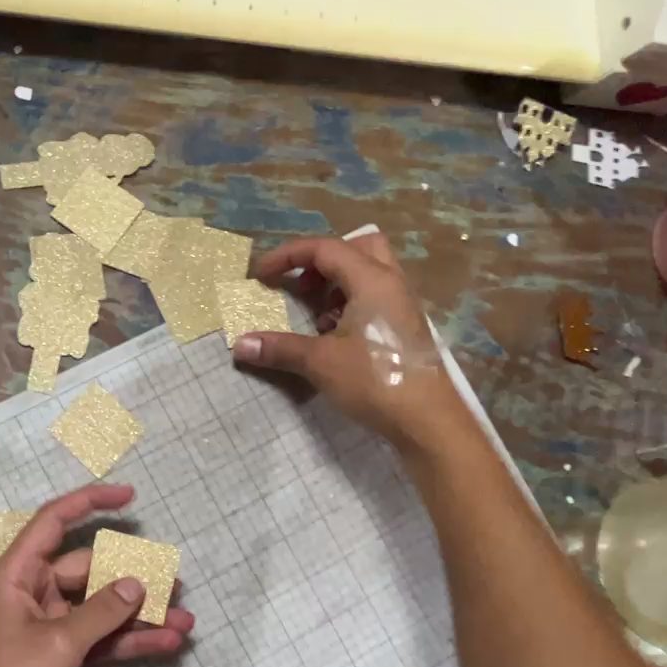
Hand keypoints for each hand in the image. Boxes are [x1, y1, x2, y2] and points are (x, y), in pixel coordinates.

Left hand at [0, 485, 194, 666]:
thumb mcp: (60, 643)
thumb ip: (102, 610)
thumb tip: (138, 583)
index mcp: (18, 574)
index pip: (54, 521)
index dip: (90, 502)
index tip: (129, 496)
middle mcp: (33, 592)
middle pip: (89, 569)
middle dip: (133, 578)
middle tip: (177, 586)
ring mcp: (49, 624)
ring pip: (101, 606)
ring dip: (139, 614)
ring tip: (185, 620)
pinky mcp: (61, 653)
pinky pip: (100, 637)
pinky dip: (129, 640)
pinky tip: (167, 643)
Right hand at [231, 234, 472, 455]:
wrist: (426, 418)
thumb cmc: (375, 380)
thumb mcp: (320, 362)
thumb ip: (280, 348)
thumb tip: (240, 344)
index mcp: (372, 280)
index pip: (325, 249)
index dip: (288, 256)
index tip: (260, 274)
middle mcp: (390, 283)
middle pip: (356, 248)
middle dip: (320, 260)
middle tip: (299, 285)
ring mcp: (401, 305)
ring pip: (367, 273)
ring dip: (335, 283)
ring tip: (312, 313)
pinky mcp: (403, 327)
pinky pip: (373, 297)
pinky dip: (348, 303)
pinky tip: (333, 335)